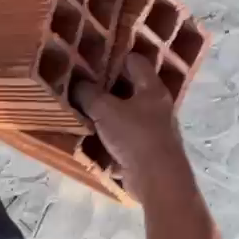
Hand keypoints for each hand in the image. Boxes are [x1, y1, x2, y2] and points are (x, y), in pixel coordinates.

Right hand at [73, 56, 193, 202]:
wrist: (160, 183)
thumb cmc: (135, 136)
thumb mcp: (103, 109)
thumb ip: (88, 93)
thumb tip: (78, 84)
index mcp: (152, 89)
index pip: (136, 61)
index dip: (116, 55)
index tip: (95, 55)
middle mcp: (158, 106)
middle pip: (132, 87)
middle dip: (110, 84)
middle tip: (85, 80)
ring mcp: (157, 130)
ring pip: (129, 112)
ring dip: (111, 110)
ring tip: (86, 106)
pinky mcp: (152, 151)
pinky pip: (128, 134)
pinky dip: (114, 133)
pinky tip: (95, 134)